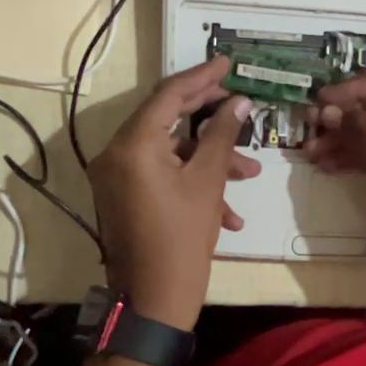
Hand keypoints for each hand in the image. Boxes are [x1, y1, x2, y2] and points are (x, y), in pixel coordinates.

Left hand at [89, 57, 259, 329]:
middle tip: (241, 106)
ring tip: (249, 174)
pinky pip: (159, 178)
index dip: (201, 77)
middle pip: (166, 121)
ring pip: (169, 153)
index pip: (168, 95)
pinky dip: (190, 185)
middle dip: (210, 119)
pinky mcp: (122, 199)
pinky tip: (226, 213)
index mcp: (133, 144)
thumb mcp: (208, 184)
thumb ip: (222, 136)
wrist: (153, 302)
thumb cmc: (183, 240)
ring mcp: (116, 178)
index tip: (227, 63)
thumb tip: (239, 103)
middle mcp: (116, 154)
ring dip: (208, 161)